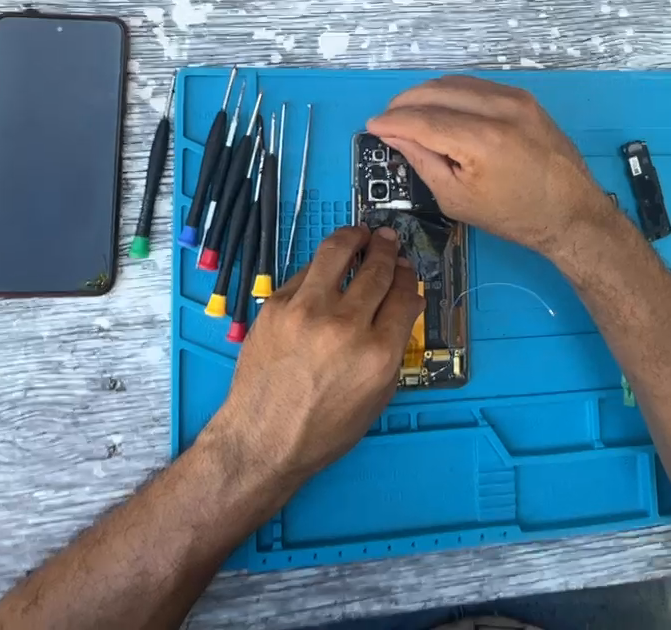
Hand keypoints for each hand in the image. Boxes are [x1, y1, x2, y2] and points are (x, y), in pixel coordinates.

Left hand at [202, 225, 423, 483]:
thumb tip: (405, 301)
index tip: (405, 267)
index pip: (403, 295)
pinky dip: (322, 266)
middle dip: (385, 249)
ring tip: (360, 233)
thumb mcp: (376, 395)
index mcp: (377, 353)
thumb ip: (394, 345)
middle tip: (387, 239)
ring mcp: (306, 310)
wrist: (262, 438)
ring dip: (354, 237)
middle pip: (375, 269)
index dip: (407, 276)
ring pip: (337, 252)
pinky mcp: (276, 304)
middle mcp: (345, 325)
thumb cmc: (325, 428)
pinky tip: (328, 267)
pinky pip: (306, 271)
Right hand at [366, 76, 617, 257]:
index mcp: (481, 140)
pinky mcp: (524, 97)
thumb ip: (422, 161)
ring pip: (455, 82)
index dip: (392, 121)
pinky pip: (476, 85)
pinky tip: (440, 108)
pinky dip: (452, 92)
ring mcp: (515, 98)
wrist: (571, 213)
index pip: (423, 120)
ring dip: (426, 94)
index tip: (372, 125)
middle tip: (387, 120)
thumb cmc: (513, 215)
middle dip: (404, 103)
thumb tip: (393, 135)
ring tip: (409, 114)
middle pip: (436, 92)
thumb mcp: (456, 198)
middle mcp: (499, 109)